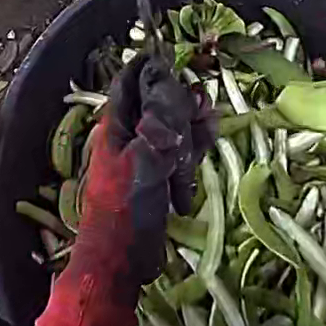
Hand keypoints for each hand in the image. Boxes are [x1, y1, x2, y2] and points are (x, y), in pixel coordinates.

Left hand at [36, 49, 212, 325]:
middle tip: (201, 106)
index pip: (132, 78)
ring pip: (176, 124)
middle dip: (183, 99)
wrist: (121, 262)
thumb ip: (161, 118)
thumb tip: (172, 80)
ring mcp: (147, 154)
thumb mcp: (146, 156)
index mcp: (118, 122)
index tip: (179, 63)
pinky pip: (183, 149)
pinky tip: (207, 141)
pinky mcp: (161, 175)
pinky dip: (195, 144)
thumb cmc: (126, 207)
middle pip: (160, 99)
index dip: (153, 66)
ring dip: (193, 123)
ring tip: (207, 125)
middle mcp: (131, 132)